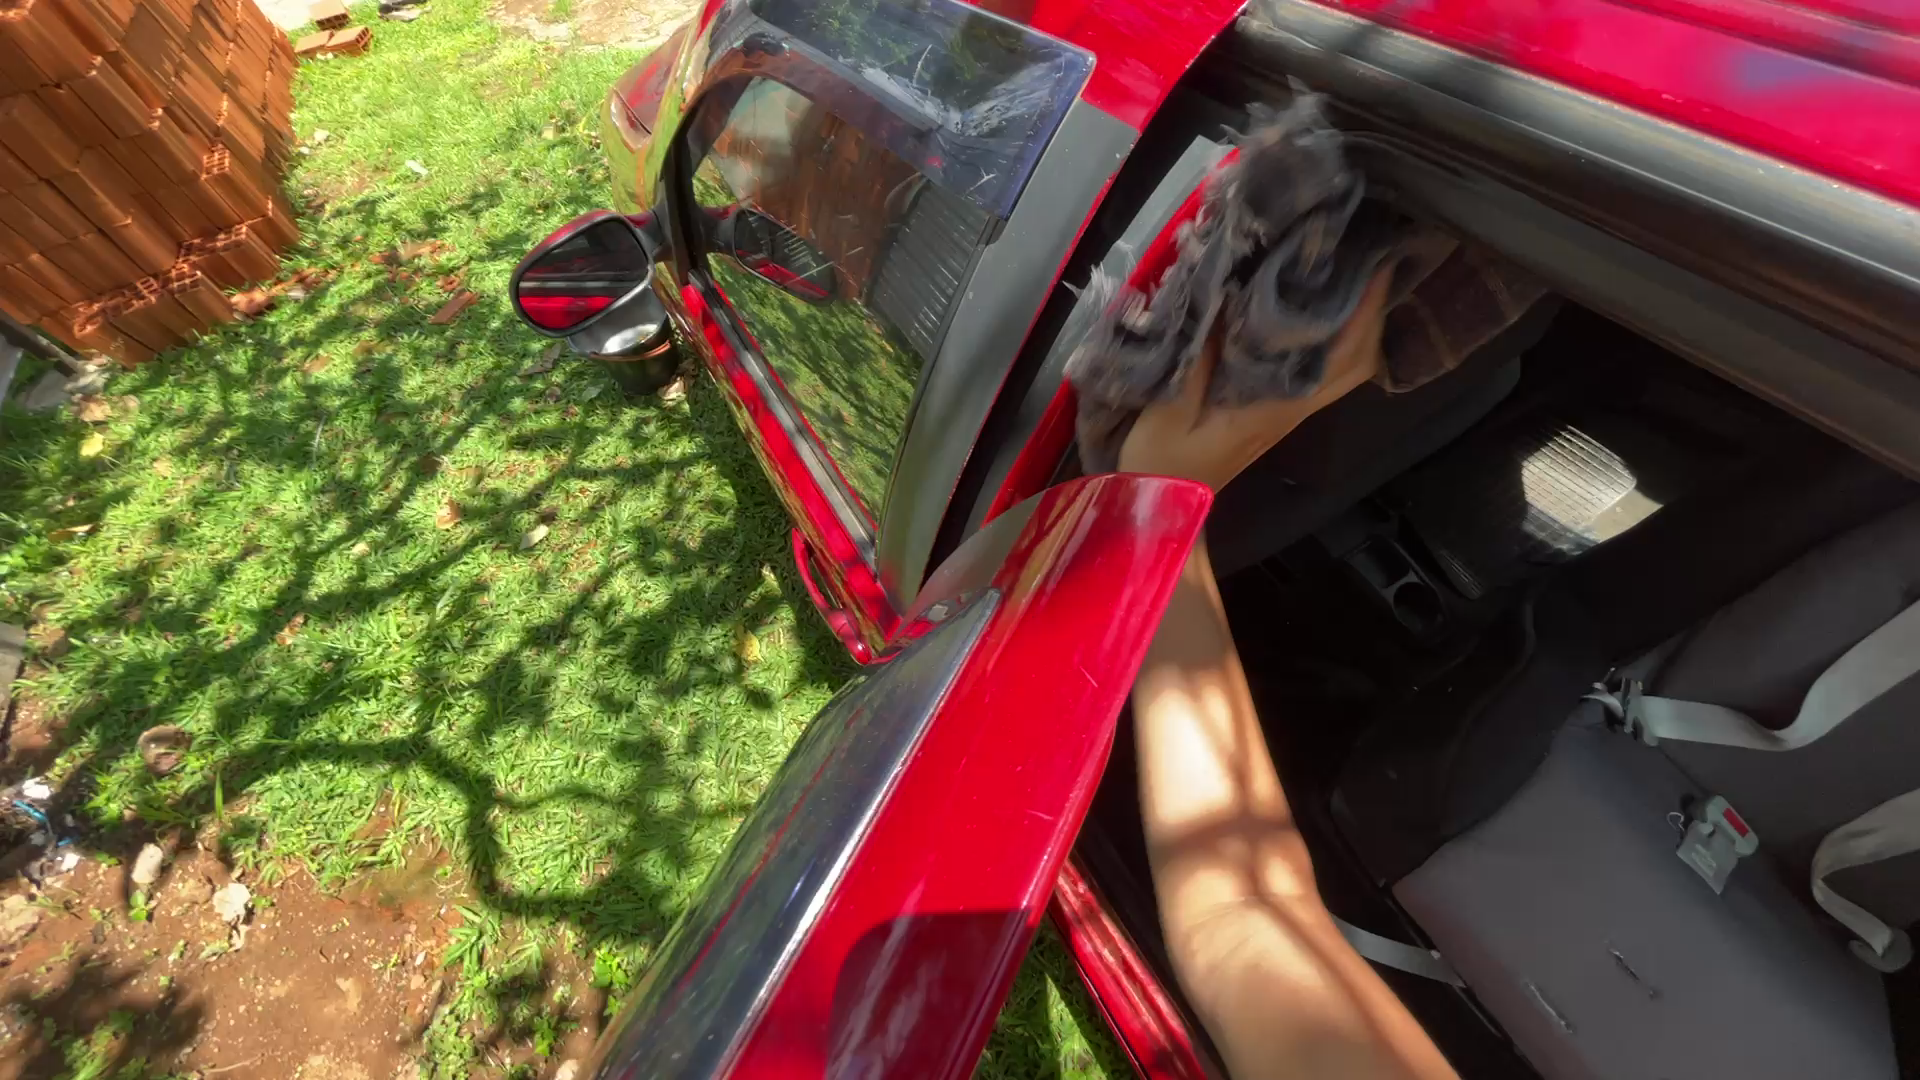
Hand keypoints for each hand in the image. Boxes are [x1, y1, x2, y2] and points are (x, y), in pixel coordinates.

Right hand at [1118, 269, 1391, 491]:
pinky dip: (1331, 341)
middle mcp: (1293, 408)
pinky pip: (1320, 373)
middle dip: (1372, 308)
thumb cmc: (1162, 464)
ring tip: (1344, 277)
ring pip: (1345, 369)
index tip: (1370, 255)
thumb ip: (1196, 358)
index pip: (1342, 354)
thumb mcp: (1166, 411)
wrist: (1162, 508)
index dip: (1365, 306)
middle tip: (1364, 256)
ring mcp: (1287, 414)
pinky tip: (1310, 314)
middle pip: (1359, 360)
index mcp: (1275, 406)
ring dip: (1356, 325)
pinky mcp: (1274, 416)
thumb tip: (1224, 298)